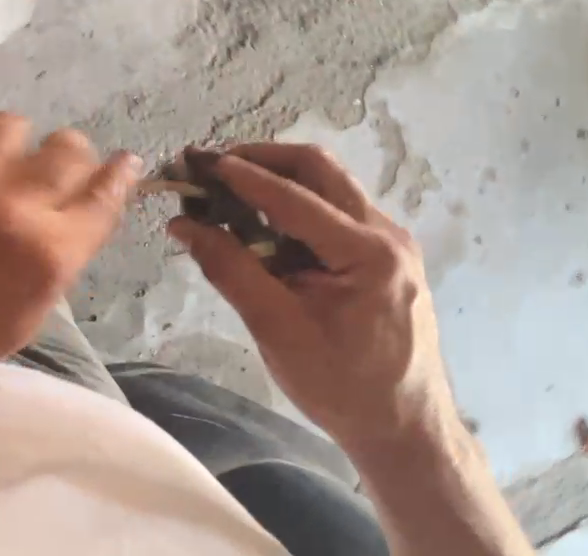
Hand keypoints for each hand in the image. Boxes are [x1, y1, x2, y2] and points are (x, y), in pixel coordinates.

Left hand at [0, 113, 140, 387]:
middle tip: (54, 166)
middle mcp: (11, 205)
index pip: (103, 196)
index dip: (119, 175)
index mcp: (46, 253)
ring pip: (12, 124)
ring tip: (0, 161)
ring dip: (15, 142)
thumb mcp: (29, 311)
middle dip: (71, 155)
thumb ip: (64, 253)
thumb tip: (88, 205)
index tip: (124, 161)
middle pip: (67, 149)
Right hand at [169, 144, 462, 456]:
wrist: (405, 430)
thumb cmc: (340, 385)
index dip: (239, 176)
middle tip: (212, 167)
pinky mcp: (383, 251)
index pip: (292, 197)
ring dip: (274, 177)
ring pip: (326, 182)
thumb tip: (182, 224)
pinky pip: (332, 207)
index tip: (197, 162)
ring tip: (226, 189)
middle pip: (317, 167)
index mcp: (368, 254)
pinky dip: (291, 201)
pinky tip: (258, 222)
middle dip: (259, 158)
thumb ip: (229, 268)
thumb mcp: (276, 328)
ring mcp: (389, 240)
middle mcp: (386, 233)